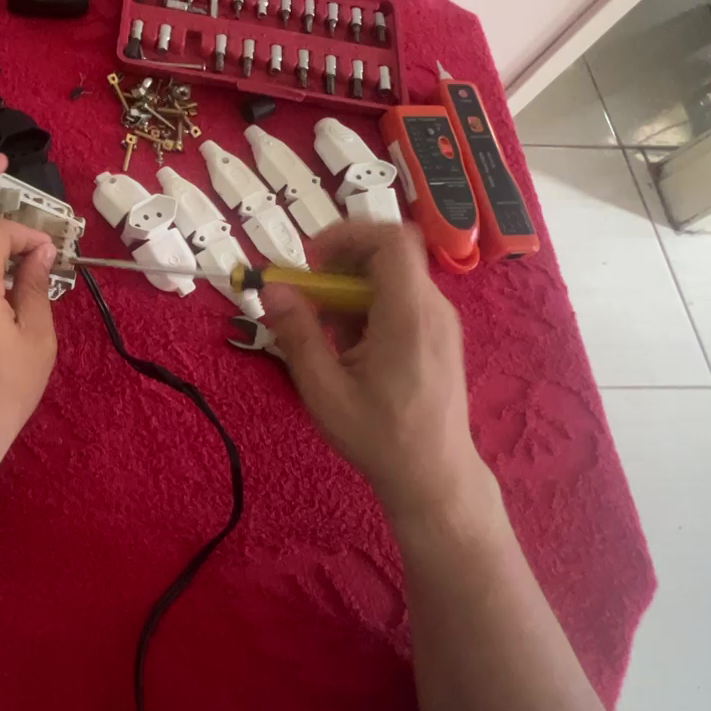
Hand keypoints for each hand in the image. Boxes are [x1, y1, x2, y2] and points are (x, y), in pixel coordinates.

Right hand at [261, 222, 487, 522]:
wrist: (434, 477)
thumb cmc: (378, 436)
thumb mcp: (324, 389)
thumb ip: (297, 333)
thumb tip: (272, 289)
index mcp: (408, 315)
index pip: (391, 240)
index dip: (348, 234)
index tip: (311, 258)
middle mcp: (432, 308)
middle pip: (388, 255)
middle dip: (339, 264)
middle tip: (306, 295)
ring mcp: (439, 321)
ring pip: (391, 277)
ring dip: (349, 288)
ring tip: (323, 328)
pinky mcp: (437, 335)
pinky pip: (399, 299)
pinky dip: (366, 306)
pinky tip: (347, 344)